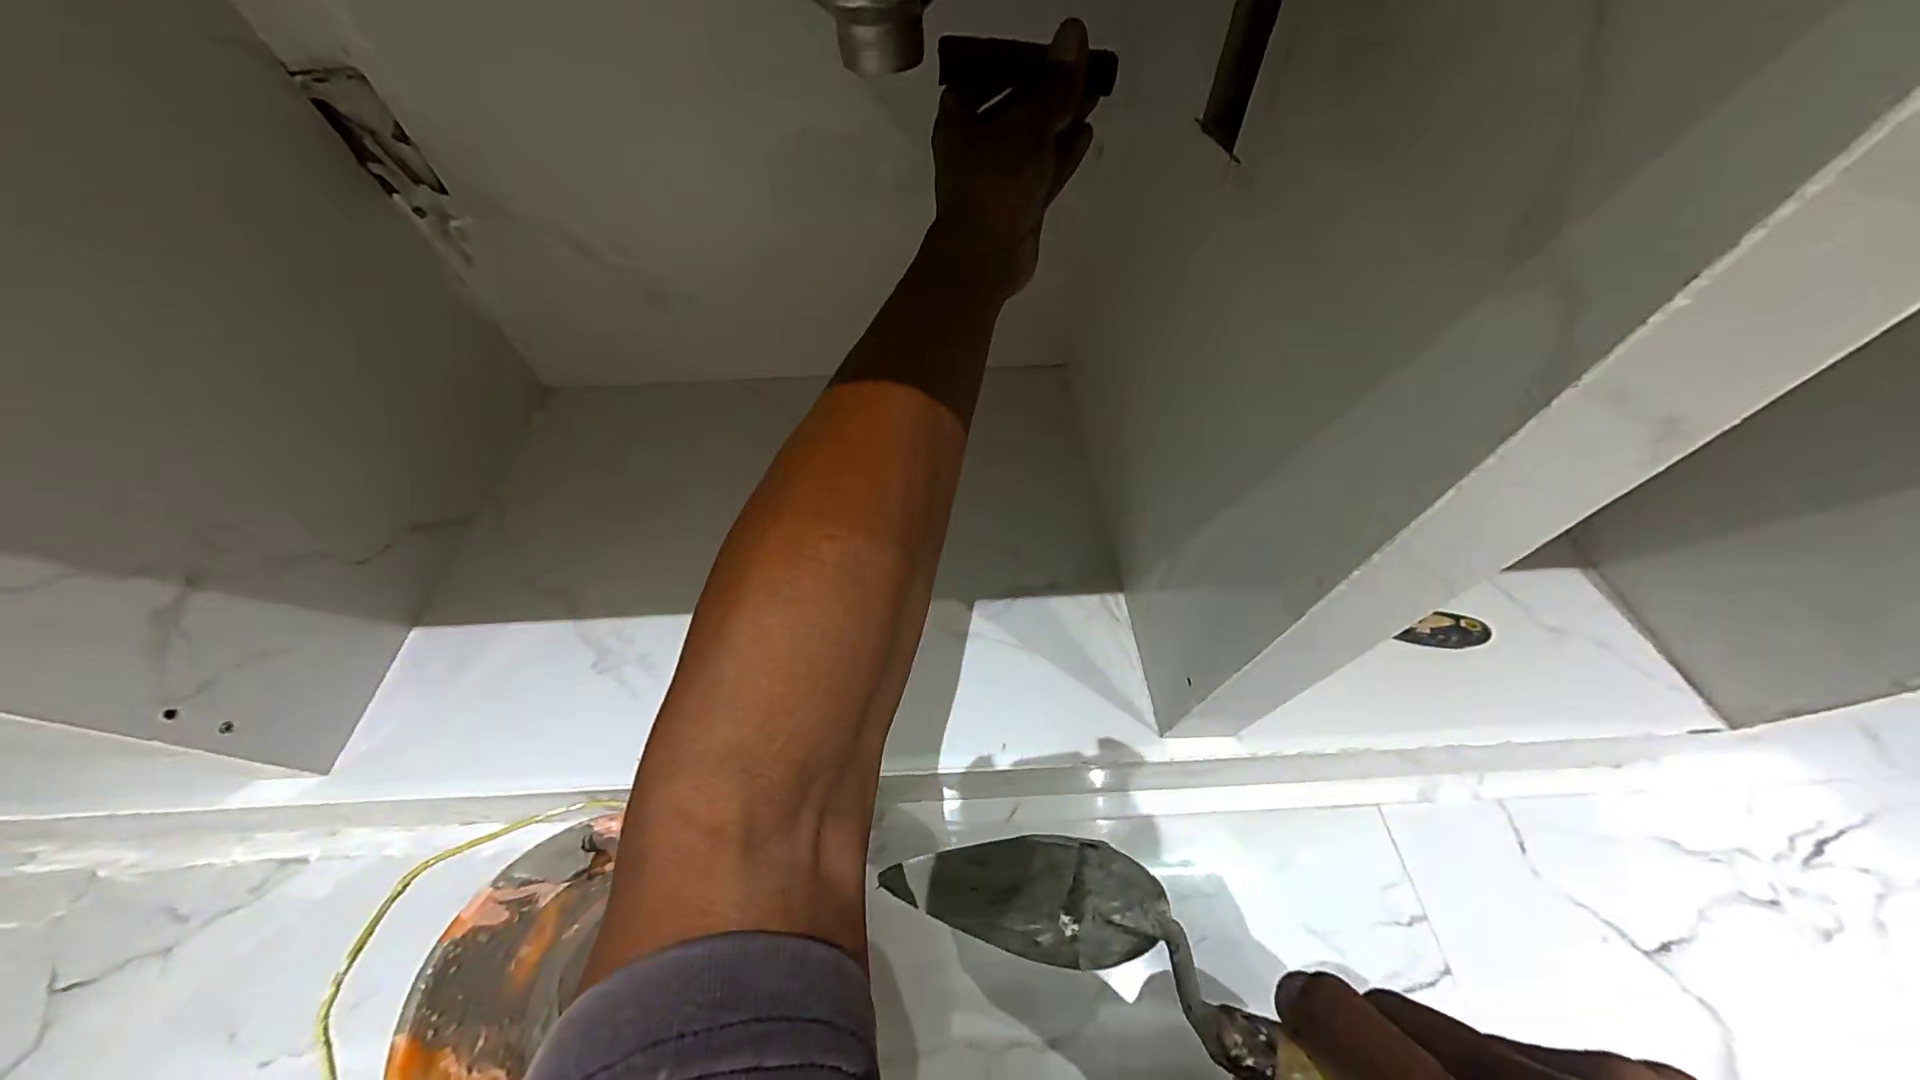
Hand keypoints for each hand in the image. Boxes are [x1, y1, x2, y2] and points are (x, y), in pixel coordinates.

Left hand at [928, 18, 1098, 296]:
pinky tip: (1084, 131)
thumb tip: (1072, 34)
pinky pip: (1043, 168)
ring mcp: (997, 177)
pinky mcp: (1018, 203)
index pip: (985, 74)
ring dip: (1060, 117)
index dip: (1015, 59)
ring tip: (1091, 91)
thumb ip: (1054, 84)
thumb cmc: (994, 185)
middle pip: (1014, 106)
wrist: (987, 257)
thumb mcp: (1027, 124)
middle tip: (1081, 66)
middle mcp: (974, 146)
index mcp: (959, 119)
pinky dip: (1062, 151)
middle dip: (1046, 88)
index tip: (1048, 49)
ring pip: (1033, 138)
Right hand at [1276, 972, 1697, 1079]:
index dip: (1304, 1013)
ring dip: (1451, 1073)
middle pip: (1396, 1011)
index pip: (1344, 1014)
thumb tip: (1323, 1070)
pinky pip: (1538, 1057)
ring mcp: (1614, 1078)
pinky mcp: (1658, 1077)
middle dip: (1376, 1049)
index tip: (1294, 1024)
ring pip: (1465, 1034)